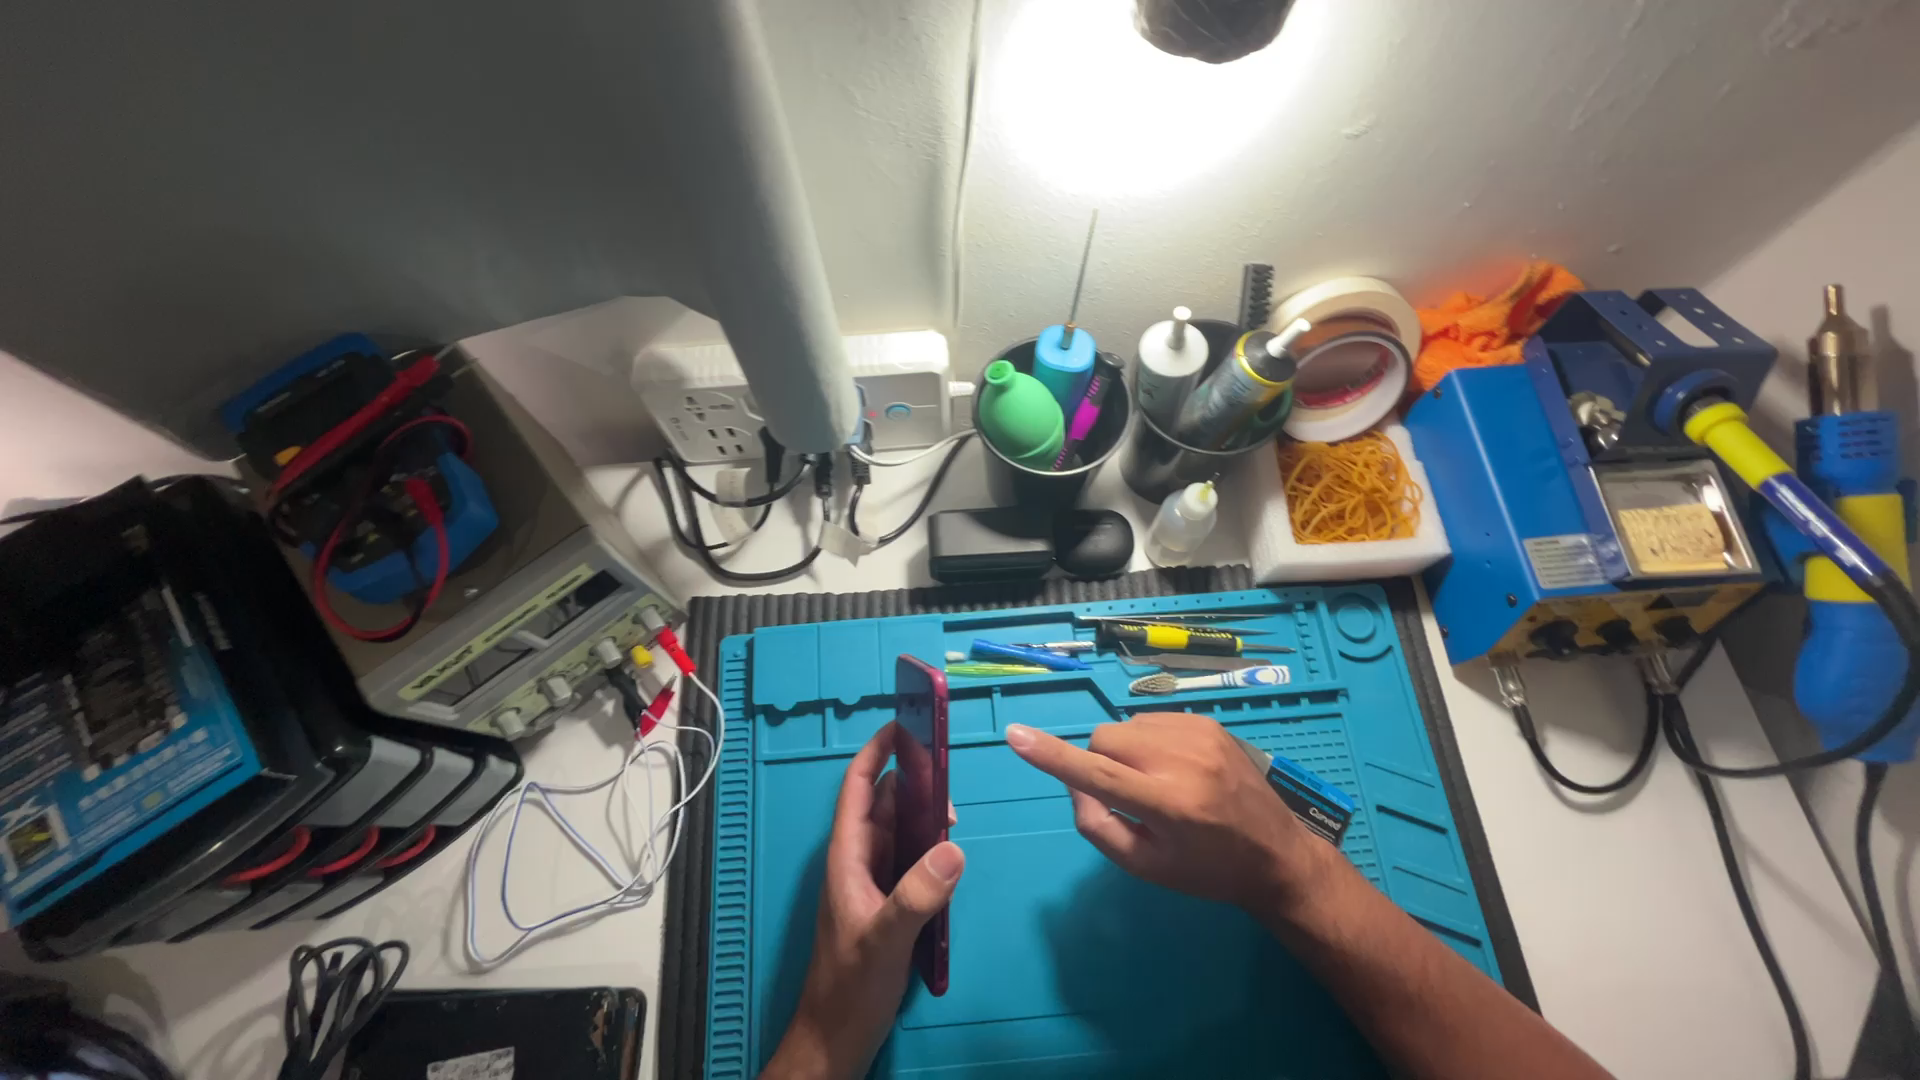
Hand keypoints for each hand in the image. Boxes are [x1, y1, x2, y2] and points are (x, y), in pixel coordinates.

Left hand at [763, 723, 964, 1079]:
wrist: (837, 1040)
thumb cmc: (849, 987)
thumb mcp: (884, 939)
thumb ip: (916, 895)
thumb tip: (953, 847)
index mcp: (847, 856)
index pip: (857, 787)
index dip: (877, 752)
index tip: (905, 724)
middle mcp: (859, 860)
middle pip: (884, 803)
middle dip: (913, 782)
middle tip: (949, 782)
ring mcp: (873, 881)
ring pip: (899, 830)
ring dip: (924, 816)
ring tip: (954, 818)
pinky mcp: (889, 901)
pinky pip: (911, 858)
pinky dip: (930, 847)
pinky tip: (950, 855)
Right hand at [1004, 713, 1334, 914]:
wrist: (1276, 852)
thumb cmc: (1205, 869)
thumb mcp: (1145, 866)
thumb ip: (1096, 825)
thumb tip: (1073, 781)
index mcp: (1167, 805)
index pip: (1096, 773)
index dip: (1052, 756)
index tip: (1016, 735)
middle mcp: (1182, 760)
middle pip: (1105, 740)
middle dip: (1101, 764)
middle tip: (1127, 796)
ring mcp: (1198, 734)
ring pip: (1125, 727)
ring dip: (1125, 752)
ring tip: (1157, 782)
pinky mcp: (1207, 721)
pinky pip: (1150, 720)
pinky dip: (1147, 742)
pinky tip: (1174, 768)